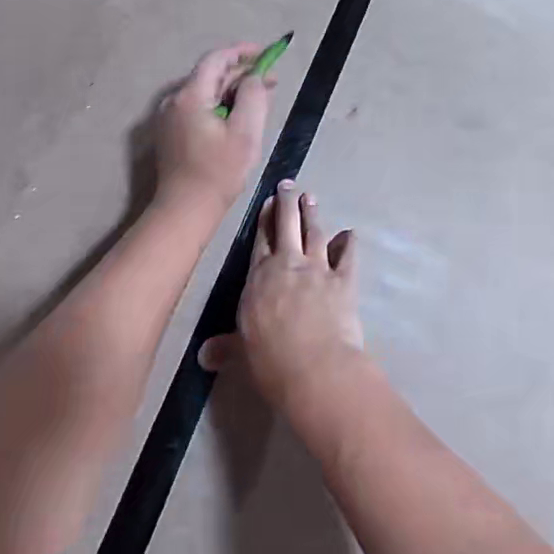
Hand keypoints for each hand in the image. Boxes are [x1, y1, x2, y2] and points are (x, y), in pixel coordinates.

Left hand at [156, 43, 272, 208]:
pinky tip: (238, 118)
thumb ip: (252, 96)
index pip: (216, 59)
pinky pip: (198, 107)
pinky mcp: (171, 132)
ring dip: (232, 91)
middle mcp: (173, 100)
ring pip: (205, 92)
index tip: (266, 54)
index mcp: (189, 96)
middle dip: (241, 75)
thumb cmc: (218, 172)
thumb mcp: (245, 133)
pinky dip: (219, 106)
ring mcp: (169, 116)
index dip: (242, 52)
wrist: (185, 209)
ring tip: (259, 100)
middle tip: (271, 82)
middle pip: (210, 75)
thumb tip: (254, 76)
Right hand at [200, 181, 364, 412]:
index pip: (260, 240)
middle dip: (287, 203)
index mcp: (258, 276)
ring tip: (310, 197)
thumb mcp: (241, 351)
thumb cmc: (270, 360)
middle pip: (286, 225)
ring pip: (314, 233)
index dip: (264, 220)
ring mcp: (317, 269)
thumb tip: (203, 357)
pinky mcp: (344, 282)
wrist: (314, 368)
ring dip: (312, 215)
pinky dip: (349, 244)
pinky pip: (348, 257)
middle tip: (288, 185)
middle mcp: (287, 264)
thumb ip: (225, 348)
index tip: (267, 202)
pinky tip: (350, 234)